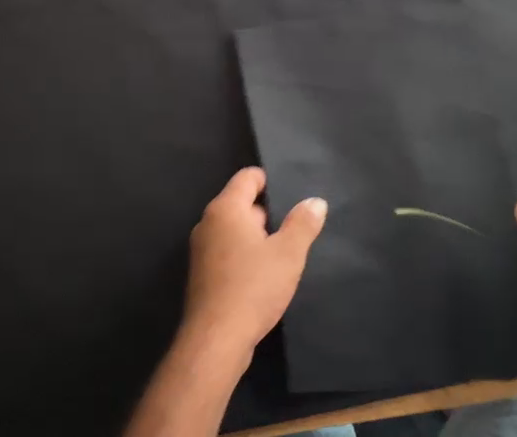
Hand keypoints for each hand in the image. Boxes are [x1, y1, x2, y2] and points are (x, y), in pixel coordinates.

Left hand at [181, 167, 326, 359]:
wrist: (216, 339)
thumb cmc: (253, 287)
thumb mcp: (288, 254)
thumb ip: (303, 224)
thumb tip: (315, 201)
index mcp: (226, 208)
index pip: (246, 177)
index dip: (269, 180)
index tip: (291, 190)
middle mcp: (208, 222)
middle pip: (240, 203)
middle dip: (266, 212)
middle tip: (294, 226)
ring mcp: (201, 249)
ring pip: (233, 230)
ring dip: (256, 237)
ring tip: (283, 251)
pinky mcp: (202, 274)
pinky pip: (226, 251)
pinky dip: (244, 255)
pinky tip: (263, 275)